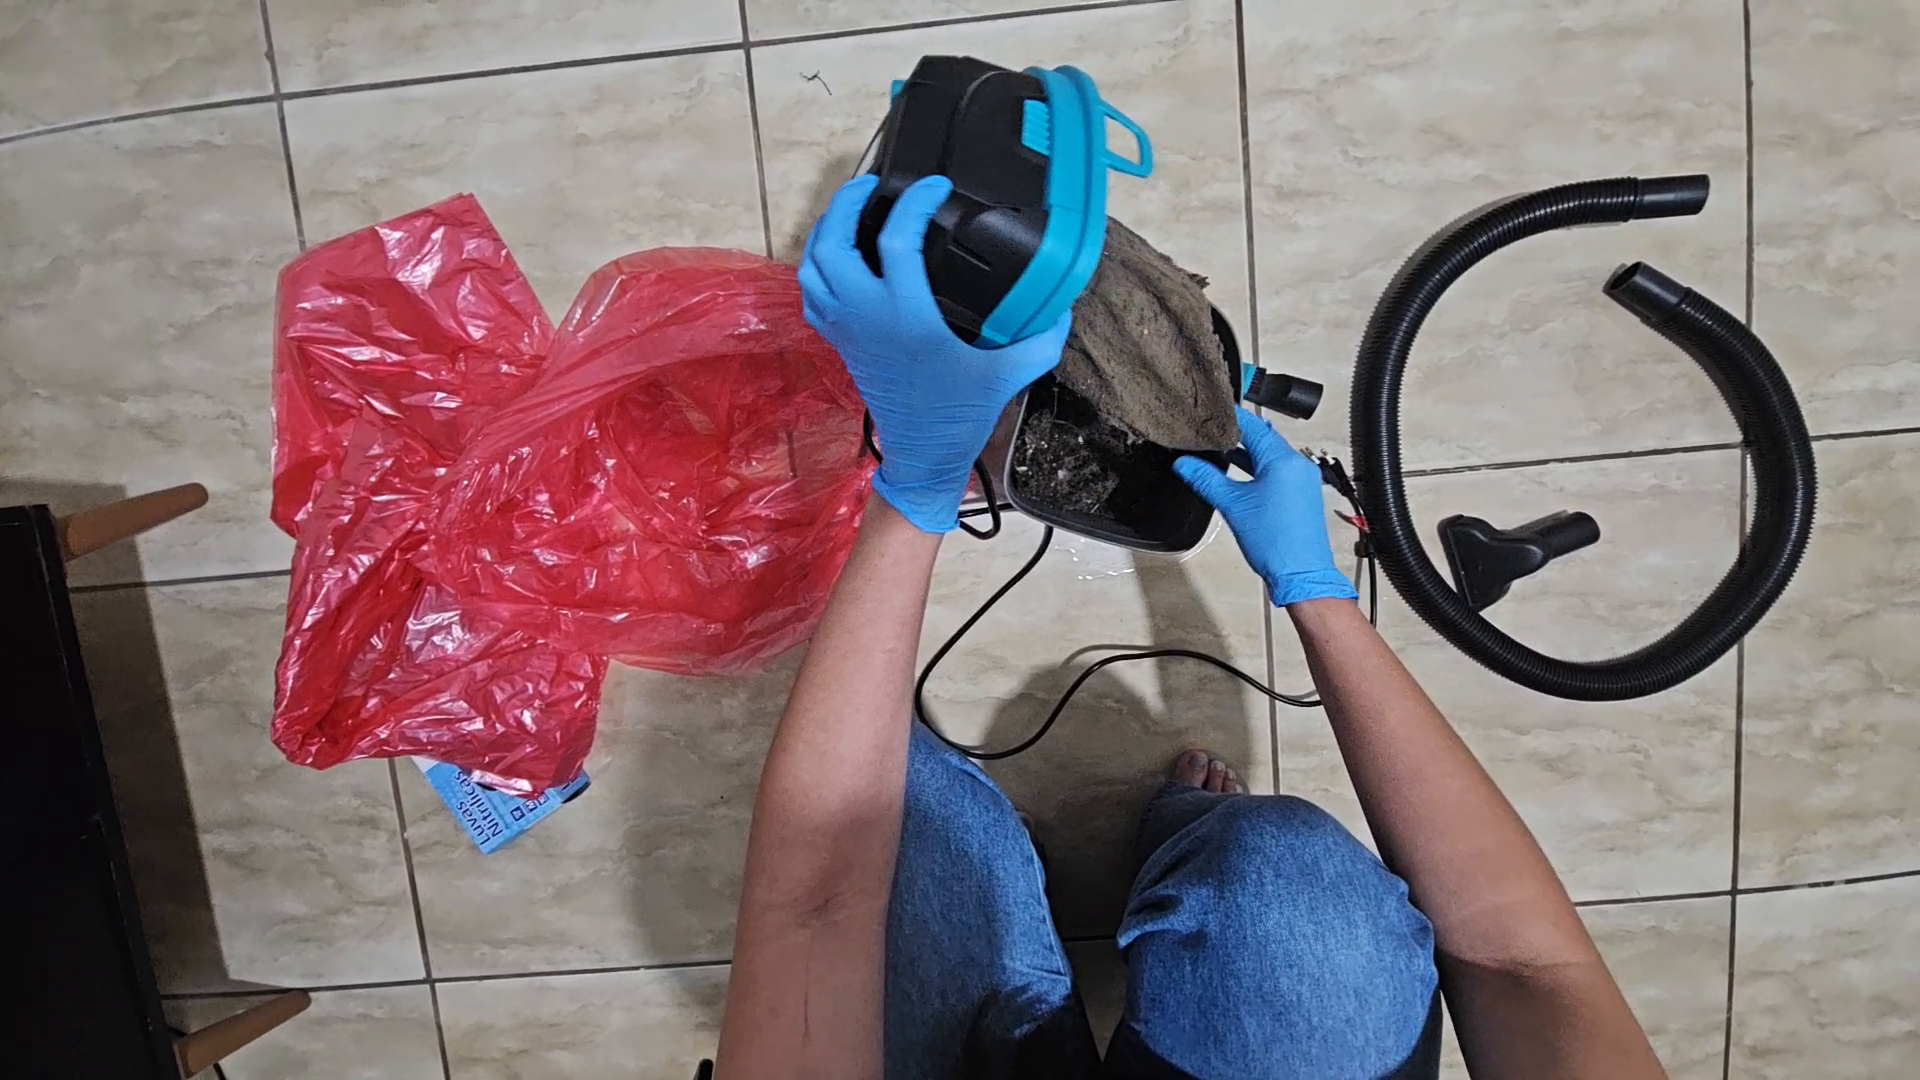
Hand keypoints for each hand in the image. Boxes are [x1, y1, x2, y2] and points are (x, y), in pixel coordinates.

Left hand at [800, 174, 1071, 532]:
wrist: (922, 456)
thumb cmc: (958, 416)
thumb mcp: (1006, 375)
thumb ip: (1041, 341)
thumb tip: (1062, 309)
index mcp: (907, 316)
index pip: (896, 239)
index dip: (914, 201)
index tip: (936, 186)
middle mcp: (867, 316)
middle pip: (835, 242)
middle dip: (848, 204)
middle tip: (873, 186)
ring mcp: (848, 330)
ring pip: (813, 266)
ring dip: (826, 231)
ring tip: (851, 212)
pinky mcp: (841, 344)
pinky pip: (812, 296)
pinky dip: (817, 268)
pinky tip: (839, 259)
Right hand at [1175, 407, 1357, 607]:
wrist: (1300, 574)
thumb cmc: (1275, 541)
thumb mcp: (1232, 505)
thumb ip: (1206, 479)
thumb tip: (1184, 464)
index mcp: (1283, 461)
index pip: (1254, 427)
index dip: (1232, 418)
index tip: (1214, 412)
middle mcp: (1298, 465)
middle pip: (1264, 439)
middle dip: (1237, 436)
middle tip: (1211, 433)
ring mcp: (1302, 480)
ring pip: (1270, 456)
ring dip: (1246, 453)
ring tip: (1220, 453)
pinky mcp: (1301, 494)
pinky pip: (1277, 472)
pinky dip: (1257, 469)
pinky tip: (1239, 476)